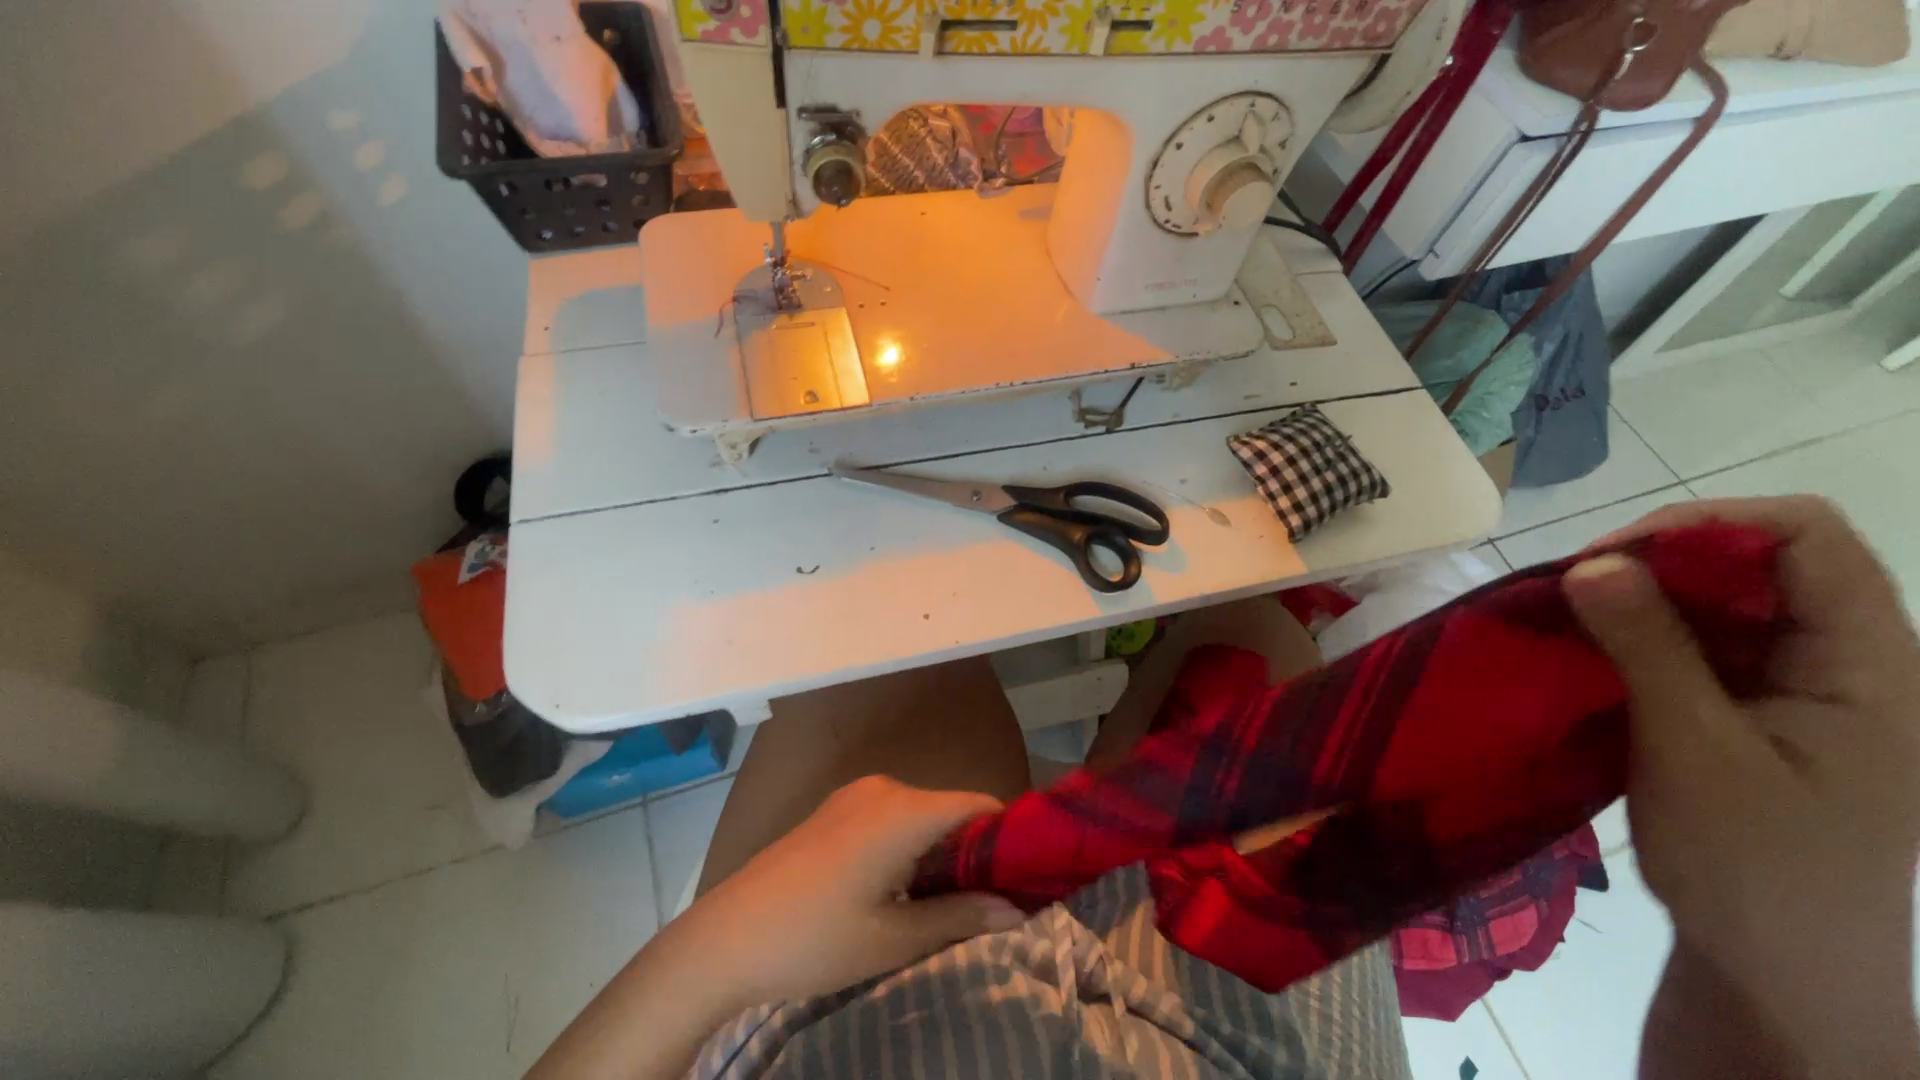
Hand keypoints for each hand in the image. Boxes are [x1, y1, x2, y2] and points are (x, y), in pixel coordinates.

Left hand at [661, 775, 1026, 1010]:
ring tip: (953, 903)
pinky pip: (891, 818)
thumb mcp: (894, 937)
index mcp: (905, 809)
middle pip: (952, 809)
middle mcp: (884, 788)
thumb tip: (1020, 910)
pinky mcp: (832, 811)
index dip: (1012, 838)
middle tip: (995, 902)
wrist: (724, 939)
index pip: (981, 805)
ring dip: (942, 852)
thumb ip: (961, 916)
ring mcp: (853, 796)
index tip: (1031, 877)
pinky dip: (911, 846)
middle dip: (978, 851)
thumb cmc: (815, 939)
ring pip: (922, 816)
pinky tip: (904, 888)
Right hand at [1562, 497, 1919, 1057]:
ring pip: (1729, 608)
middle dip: (1661, 563)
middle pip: (1764, 566)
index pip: (1809, 539)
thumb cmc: (1754, 869)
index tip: (1609, 556)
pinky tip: (1595, 659)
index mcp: (1872, 667)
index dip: (1707, 524)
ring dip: (1646, 603)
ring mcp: (1808, 694)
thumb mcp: (1693, 750)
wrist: (1781, 978)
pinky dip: (1647, 642)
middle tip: (1572, 592)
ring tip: (1571, 624)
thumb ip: (1650, 647)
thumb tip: (1594, 561)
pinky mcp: (1764, 719)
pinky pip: (1708, 652)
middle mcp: (1851, 666)